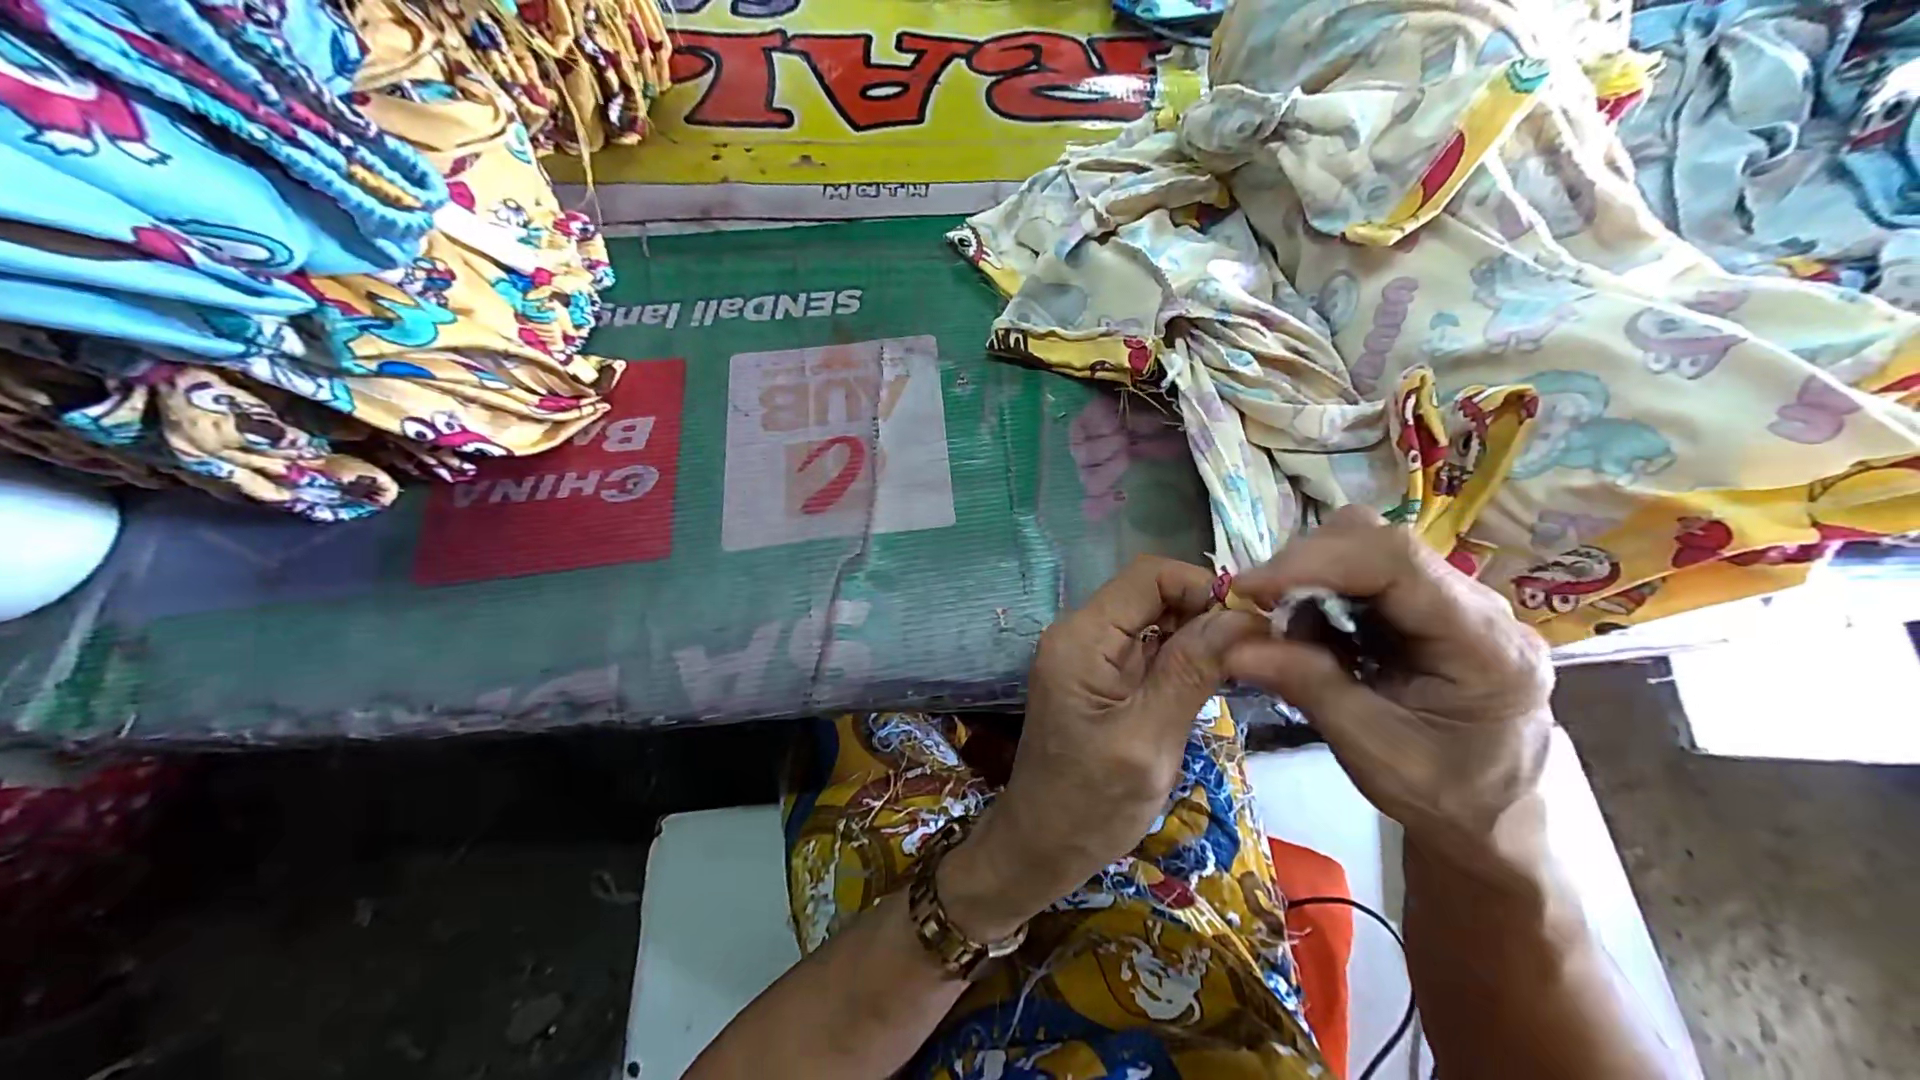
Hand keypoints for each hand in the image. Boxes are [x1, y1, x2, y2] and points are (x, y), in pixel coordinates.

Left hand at [938, 557, 1265, 939]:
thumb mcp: (1148, 741)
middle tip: (1259, 648)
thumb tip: (1243, 614)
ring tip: (1246, 665)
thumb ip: (1191, 672)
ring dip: (1200, 635)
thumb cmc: (1089, 804)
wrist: (1042, 846)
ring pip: (1157, 619)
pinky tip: (1216, 679)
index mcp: (1082, 637)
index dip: (1204, 586)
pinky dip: (1185, 657)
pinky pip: (1150, 649)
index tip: (1253, 623)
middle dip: (1207, 611)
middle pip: (1154, 593)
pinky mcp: (1103, 678)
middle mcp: (1082, 633)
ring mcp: (1091, 655)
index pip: (1149, 575)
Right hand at [1223, 507, 1555, 875]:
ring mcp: (1454, 599)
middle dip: (1303, 565)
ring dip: (1307, 575)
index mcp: (1483, 644)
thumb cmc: (1449, 796)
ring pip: (1365, 545)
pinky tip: (1309, 631)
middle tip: (1257, 610)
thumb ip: (1310, 689)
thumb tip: (1234, 647)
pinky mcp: (1428, 603)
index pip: (1395, 562)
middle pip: (1377, 539)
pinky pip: (1362, 570)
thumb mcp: (1374, 753)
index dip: (1314, 562)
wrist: (1504, 815)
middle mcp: (1477, 605)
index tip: (1249, 590)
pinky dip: (1318, 589)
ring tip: (1284, 629)